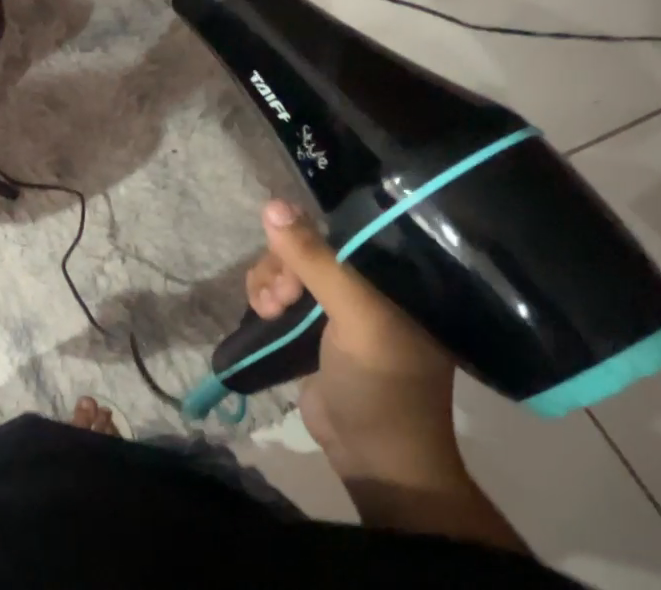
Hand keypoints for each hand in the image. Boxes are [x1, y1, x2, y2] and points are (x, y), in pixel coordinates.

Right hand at [246, 200, 460, 484]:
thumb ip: (315, 261)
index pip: (345, 232)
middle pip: (310, 250)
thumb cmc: (380, 382)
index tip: (289, 266)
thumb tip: (272, 205)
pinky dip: (266, 299)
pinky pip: (282, 296)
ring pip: (290, 271)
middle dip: (283, 268)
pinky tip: (262, 314)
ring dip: (268, 283)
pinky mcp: (315, 332)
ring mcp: (341, 311)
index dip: (309, 239)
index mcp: (398, 280)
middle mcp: (371, 289)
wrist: (373, 456)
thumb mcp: (354, 316)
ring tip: (266, 311)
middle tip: (278, 300)